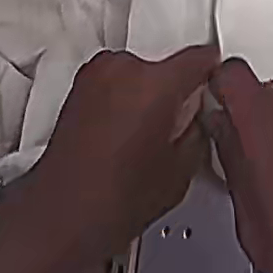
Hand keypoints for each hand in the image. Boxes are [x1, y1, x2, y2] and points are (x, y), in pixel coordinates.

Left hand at [0, 46, 219, 272]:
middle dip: (177, 89)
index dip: (213, 71)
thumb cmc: (108, 201)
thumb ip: (199, 130)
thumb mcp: (179, 174)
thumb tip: (199, 115)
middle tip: (177, 124)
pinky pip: (118, 77)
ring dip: (148, 92)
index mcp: (156, 85)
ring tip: (144, 134)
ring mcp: (100, 71)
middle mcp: (126, 68)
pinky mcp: (82, 81)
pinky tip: (124, 131)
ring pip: (142, 71)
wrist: (57, 215)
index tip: (215, 81)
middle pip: (168, 65)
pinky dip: (125, 95)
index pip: (199, 57)